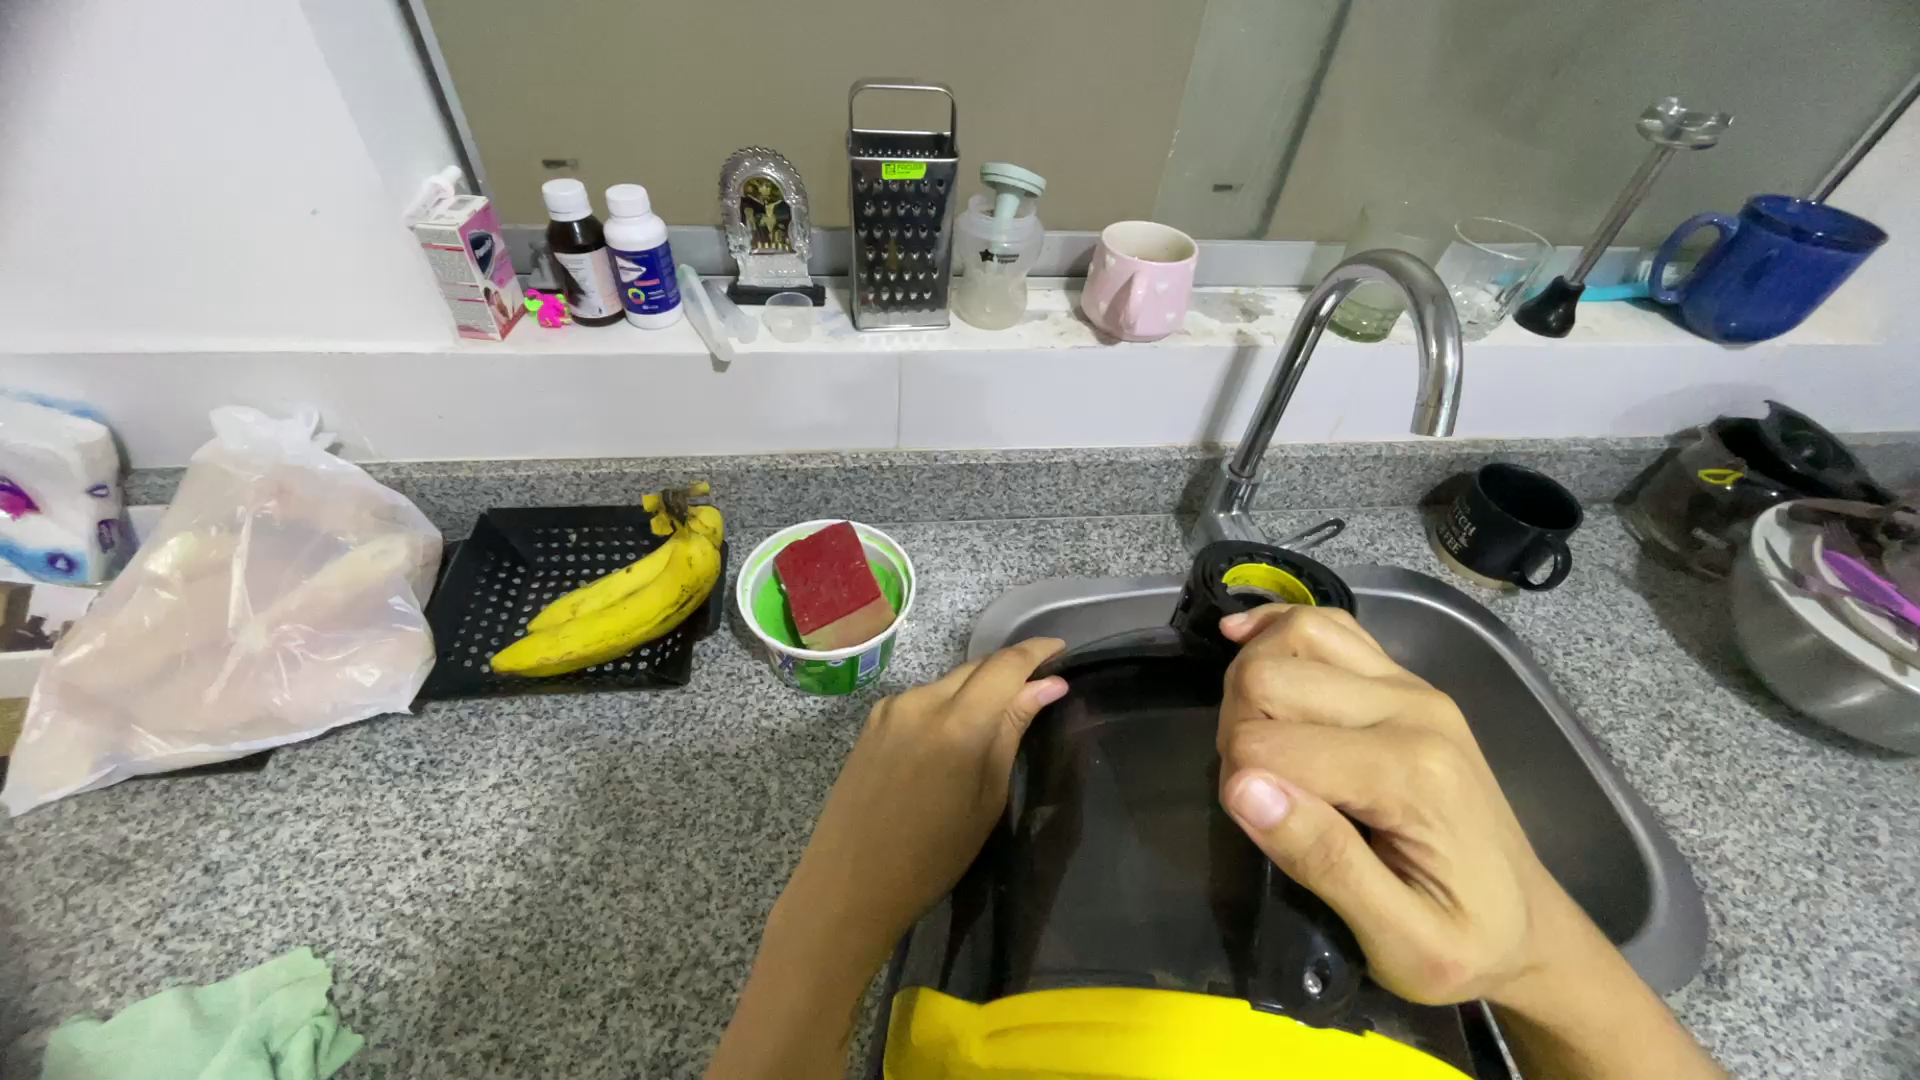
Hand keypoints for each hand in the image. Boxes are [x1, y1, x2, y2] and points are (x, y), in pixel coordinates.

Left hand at [776, 637, 1068, 968]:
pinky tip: (951, 738)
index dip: (1037, 652)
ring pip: (949, 683)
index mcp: (957, 724)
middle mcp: (921, 701)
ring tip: (994, 724)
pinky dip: (947, 706)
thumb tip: (1049, 685)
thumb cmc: (932, 856)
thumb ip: (1013, 730)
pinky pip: (923, 699)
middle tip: (1038, 689)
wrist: (849, 882)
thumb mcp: (987, 799)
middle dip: (1009, 672)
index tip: (1062, 650)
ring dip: (977, 691)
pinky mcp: (873, 719)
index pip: (1006, 666)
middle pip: (977, 668)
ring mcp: (892, 707)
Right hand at [1213, 604, 1561, 1006]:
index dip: (1238, 784)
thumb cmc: (1465, 940)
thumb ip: (1323, 861)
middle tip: (1256, 784)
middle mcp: (1412, 707)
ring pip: (1294, 635)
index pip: (1263, 743)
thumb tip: (1241, 787)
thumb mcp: (1403, 943)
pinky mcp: (1402, 677)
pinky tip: (1246, 641)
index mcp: (1410, 773)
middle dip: (1235, 728)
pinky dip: (1276, 628)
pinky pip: (1328, 623)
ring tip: (1254, 731)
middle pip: (1268, 676)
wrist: (1530, 923)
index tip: (1260, 827)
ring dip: (1249, 677)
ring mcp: (1409, 683)